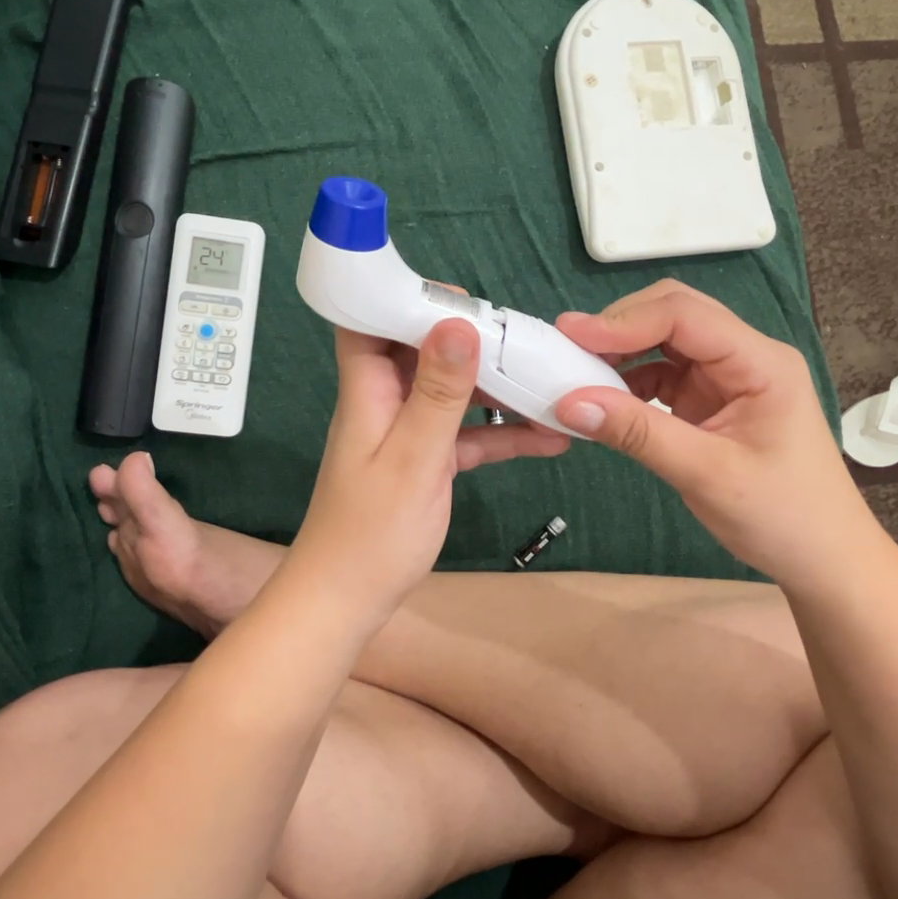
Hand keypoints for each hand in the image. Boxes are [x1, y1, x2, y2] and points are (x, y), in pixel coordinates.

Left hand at [289, 320, 547, 613]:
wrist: (348, 601)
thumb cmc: (372, 531)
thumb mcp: (413, 457)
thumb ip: (438, 393)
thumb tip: (457, 323)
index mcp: (368, 390)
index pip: (369, 320)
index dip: (403, 297)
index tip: (459, 297)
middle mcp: (385, 402)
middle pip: (422, 351)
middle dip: (470, 339)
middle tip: (522, 338)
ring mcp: (407, 433)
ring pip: (452, 393)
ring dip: (496, 388)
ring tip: (548, 381)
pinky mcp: (426, 462)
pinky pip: (466, 436)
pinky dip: (501, 435)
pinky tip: (549, 438)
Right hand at [553, 280, 879, 581]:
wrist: (821, 558)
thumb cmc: (781, 516)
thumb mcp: (706, 474)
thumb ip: (638, 433)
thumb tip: (568, 402)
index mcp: (760, 362)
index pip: (685, 315)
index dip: (624, 321)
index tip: (570, 335)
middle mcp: (744, 357)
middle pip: (674, 314)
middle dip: (619, 326)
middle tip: (567, 348)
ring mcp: (726, 377)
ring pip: (663, 340)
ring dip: (620, 351)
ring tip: (575, 371)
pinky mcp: (710, 399)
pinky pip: (661, 374)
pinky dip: (628, 381)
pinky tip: (602, 398)